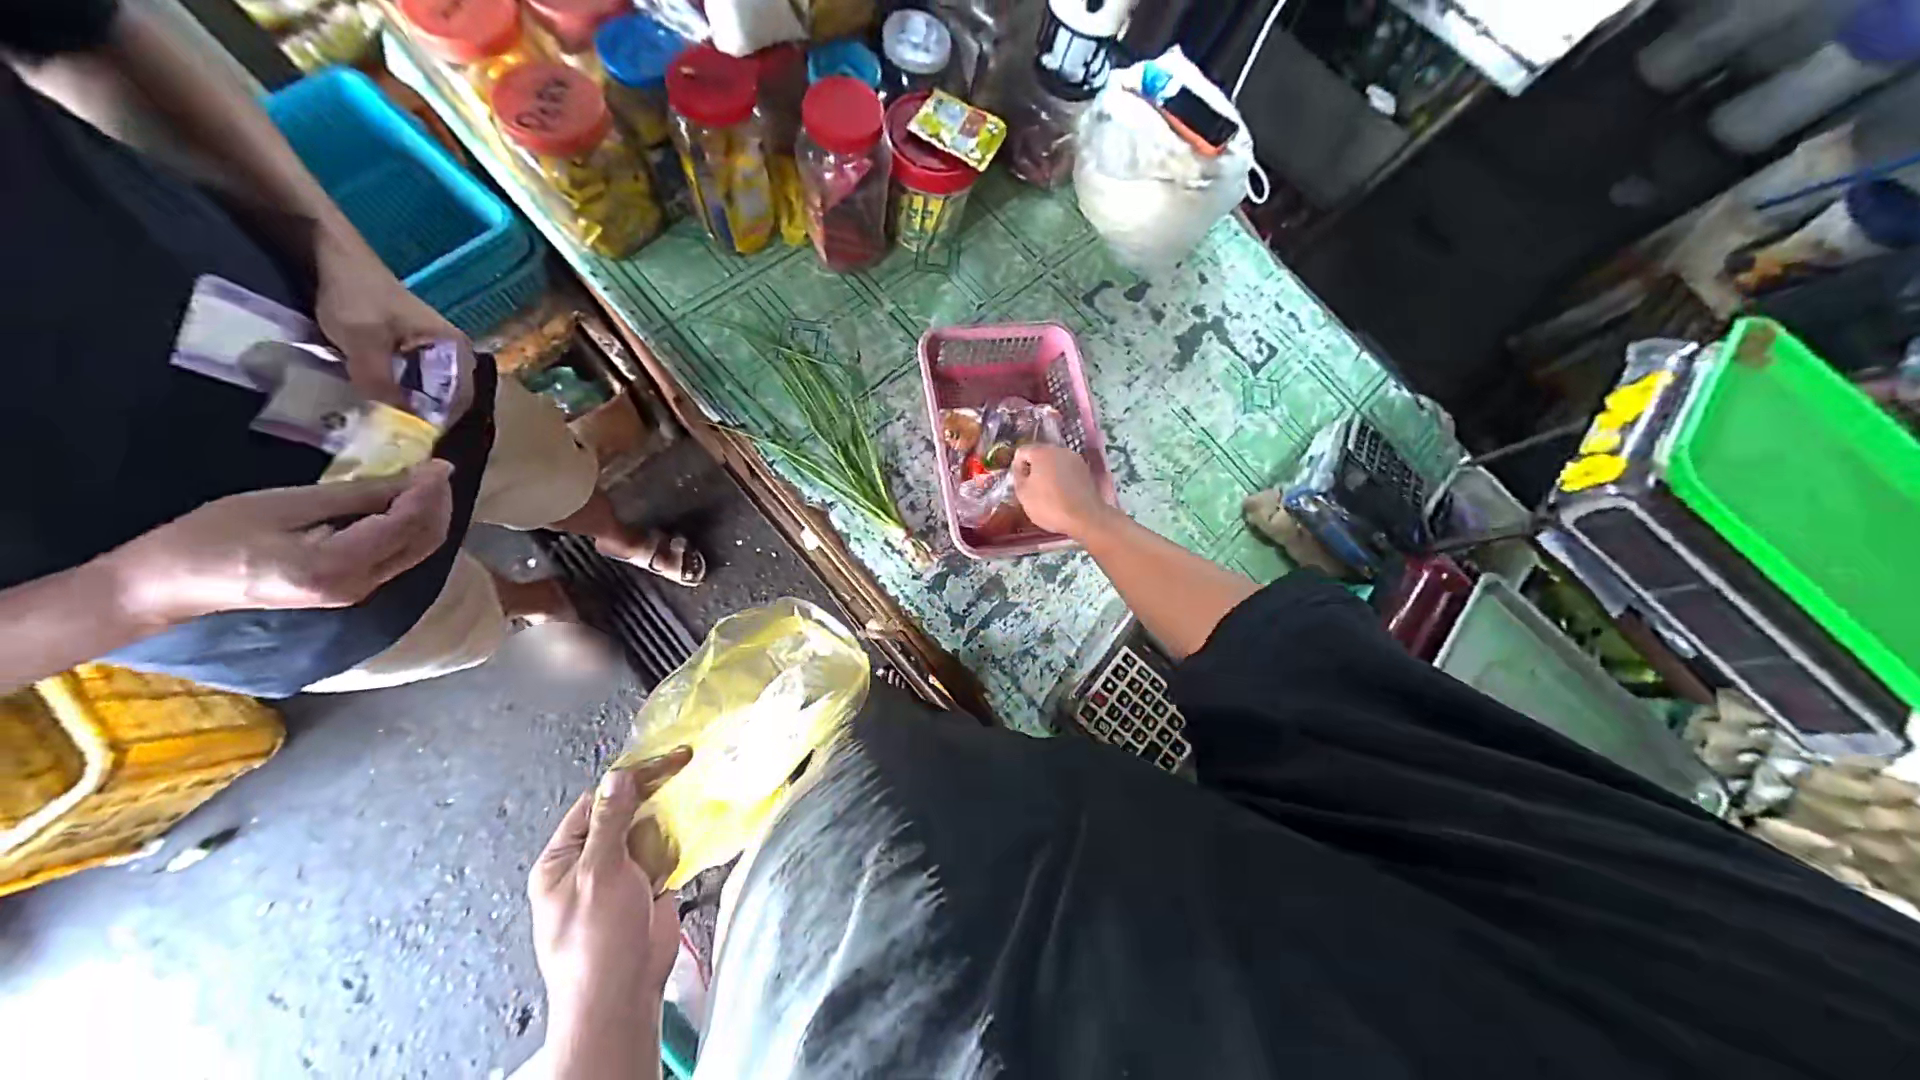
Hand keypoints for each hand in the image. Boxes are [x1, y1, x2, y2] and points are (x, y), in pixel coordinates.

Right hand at [106, 461, 454, 626]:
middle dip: (437, 504)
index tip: (439, 464)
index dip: (429, 493)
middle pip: (423, 541)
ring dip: (429, 515)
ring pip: (417, 550)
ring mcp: (359, 590)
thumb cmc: (213, 536)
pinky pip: (399, 555)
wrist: (169, 584)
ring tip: (427, 482)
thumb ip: (355, 495)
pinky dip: (411, 528)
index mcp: (339, 566)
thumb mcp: (285, 505)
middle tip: (437, 470)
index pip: (407, 526)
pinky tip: (406, 504)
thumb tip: (411, 478)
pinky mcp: (353, 587)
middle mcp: (361, 585)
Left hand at [313, 229, 475, 422]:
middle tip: (394, 438)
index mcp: (456, 351)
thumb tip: (389, 423)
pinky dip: (395, 395)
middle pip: (444, 400)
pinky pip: (411, 383)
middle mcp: (453, 356)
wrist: (330, 255)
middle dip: (420, 419)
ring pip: (426, 394)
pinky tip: (375, 403)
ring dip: (406, 409)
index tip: (410, 441)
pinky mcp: (411, 353)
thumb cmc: (356, 294)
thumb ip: (379, 381)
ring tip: (383, 424)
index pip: (458, 400)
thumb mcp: (363, 341)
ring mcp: (433, 354)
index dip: (436, 423)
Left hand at [531, 750, 692, 1043]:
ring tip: (695, 785)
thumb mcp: (598, 872)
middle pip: (625, 813)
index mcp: (563, 858)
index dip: (628, 780)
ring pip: (649, 830)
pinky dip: (680, 838)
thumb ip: (610, 821)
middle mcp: (591, 862)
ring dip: (669, 814)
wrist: (622, 994)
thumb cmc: (595, 939)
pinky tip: (697, 819)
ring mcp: (622, 874)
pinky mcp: (649, 886)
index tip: (661, 761)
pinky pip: (665, 852)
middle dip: (653, 794)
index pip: (596, 804)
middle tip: (685, 764)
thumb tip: (617, 776)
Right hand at [1013, 444, 1116, 539]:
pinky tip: (1062, 494)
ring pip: (1055, 462)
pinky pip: (1067, 470)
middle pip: (1040, 455)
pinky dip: (1062, 478)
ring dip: (1049, 473)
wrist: (1085, 517)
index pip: (1021, 452)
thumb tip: (1021, 469)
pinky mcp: (1086, 470)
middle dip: (1034, 469)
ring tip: (1048, 492)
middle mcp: (1059, 450)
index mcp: (1041, 452)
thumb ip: (1018, 476)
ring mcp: (1075, 458)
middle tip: (1032, 488)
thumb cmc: (1049, 505)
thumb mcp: (1023, 494)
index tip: (1019, 483)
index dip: (1017, 467)